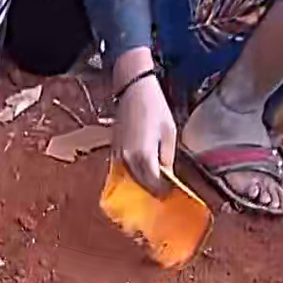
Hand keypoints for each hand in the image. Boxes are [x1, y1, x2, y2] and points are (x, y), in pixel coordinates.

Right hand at [114, 74, 175, 194]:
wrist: (133, 90)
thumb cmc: (154, 107)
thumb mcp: (169, 133)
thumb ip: (167, 158)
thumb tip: (167, 176)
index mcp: (145, 156)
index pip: (154, 184)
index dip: (163, 191)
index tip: (170, 193)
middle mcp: (129, 161)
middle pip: (141, 186)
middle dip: (152, 191)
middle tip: (162, 193)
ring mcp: (119, 158)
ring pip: (130, 182)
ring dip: (141, 187)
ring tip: (151, 188)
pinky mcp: (113, 154)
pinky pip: (122, 173)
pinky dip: (131, 179)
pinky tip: (139, 179)